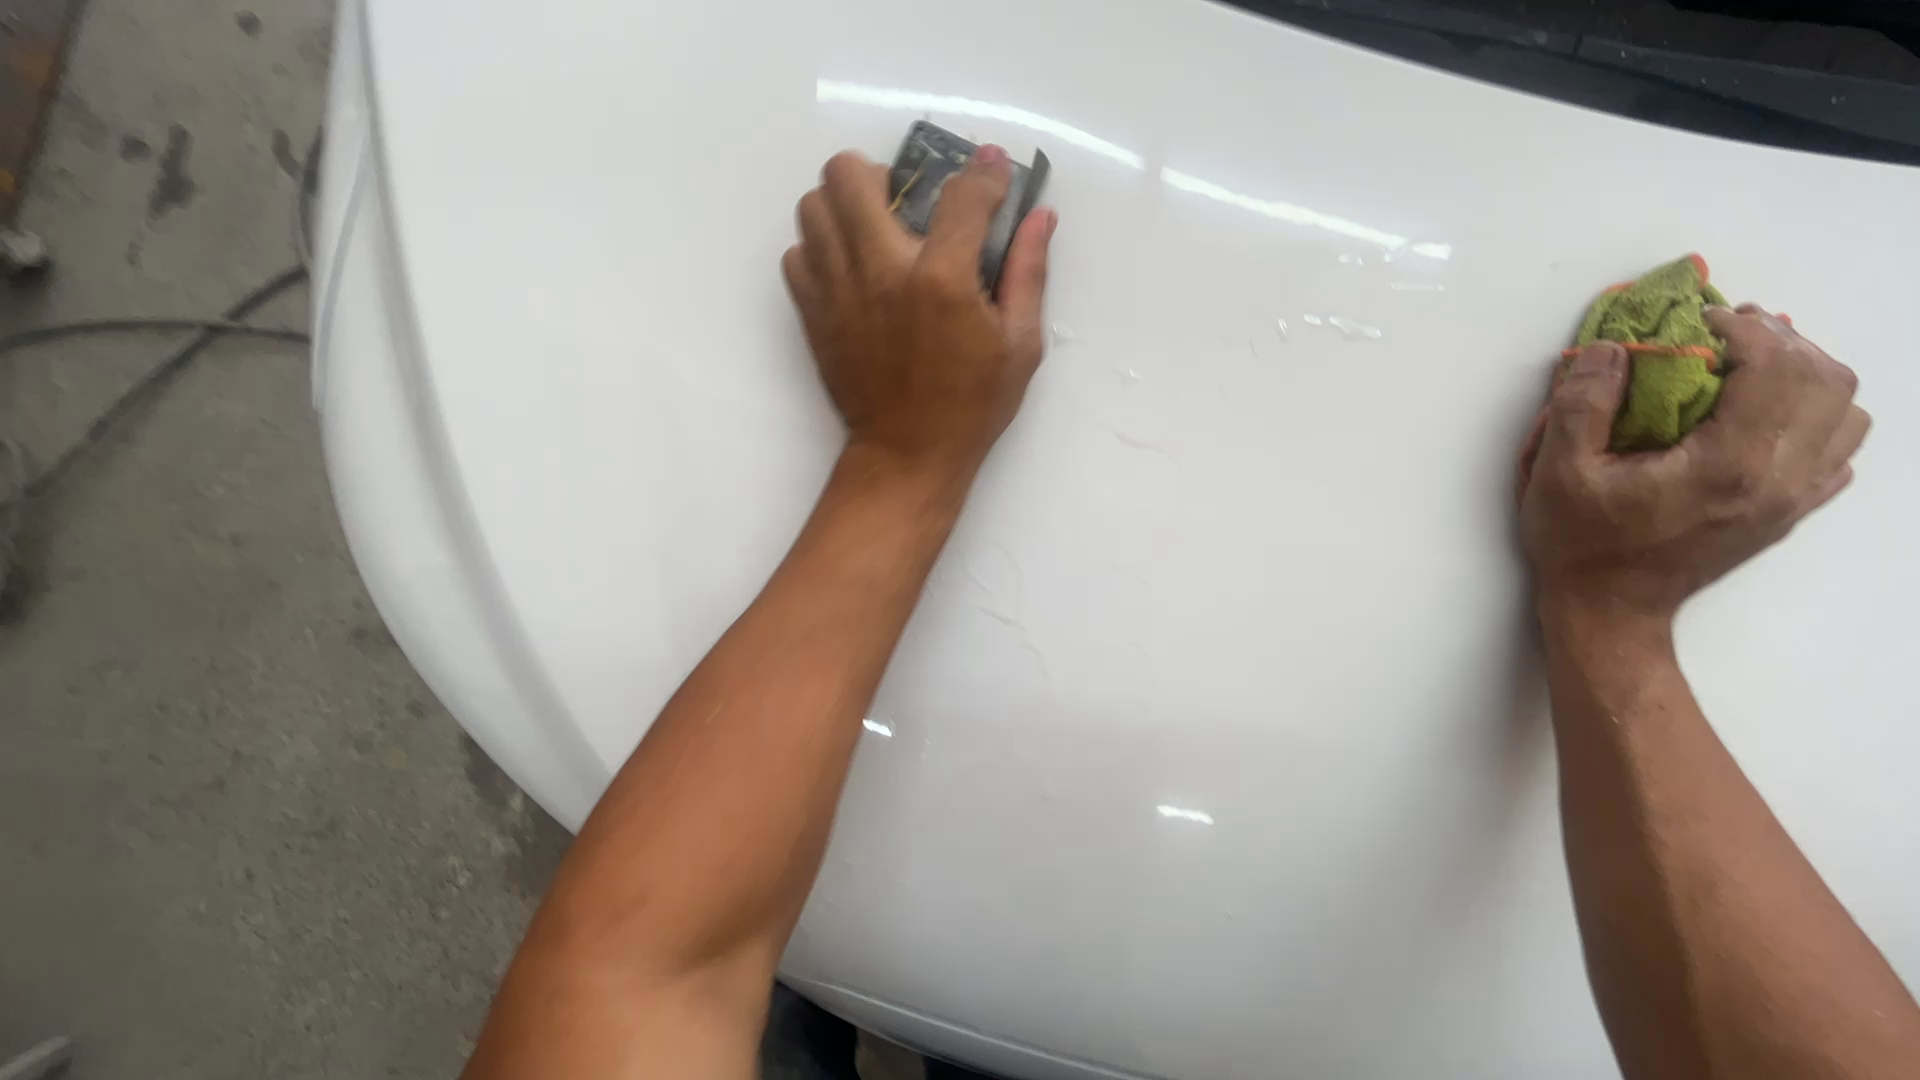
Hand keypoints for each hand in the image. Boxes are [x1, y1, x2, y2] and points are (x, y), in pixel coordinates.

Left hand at [783, 147, 1056, 481]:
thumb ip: (1028, 273)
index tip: (990, 170)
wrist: (907, 454)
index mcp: (942, 279)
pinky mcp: (814, 313)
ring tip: (873, 235)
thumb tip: (1039, 216)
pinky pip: (797, 253)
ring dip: (844, 207)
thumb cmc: (972, 406)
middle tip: (905, 207)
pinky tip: (850, 272)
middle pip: (850, 174)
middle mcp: (881, 271)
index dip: (983, 172)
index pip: (961, 193)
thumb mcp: (1020, 345)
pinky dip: (820, 250)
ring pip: (814, 204)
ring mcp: (838, 290)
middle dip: (883, 175)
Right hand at [1519, 305, 1869, 620]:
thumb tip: (1611, 350)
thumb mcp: (1558, 473)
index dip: (1743, 329)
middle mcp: (1780, 478)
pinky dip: (1816, 417)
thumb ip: (1583, 406)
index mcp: (1730, 464)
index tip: (1698, 319)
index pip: (1777, 369)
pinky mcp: (1788, 512)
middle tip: (1727, 332)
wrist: (1608, 610)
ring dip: (1806, 376)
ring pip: (1845, 412)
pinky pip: (1837, 450)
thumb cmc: (1579, 544)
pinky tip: (1766, 417)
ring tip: (1750, 367)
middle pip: (1827, 382)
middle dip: (1782, 342)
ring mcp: (1793, 498)